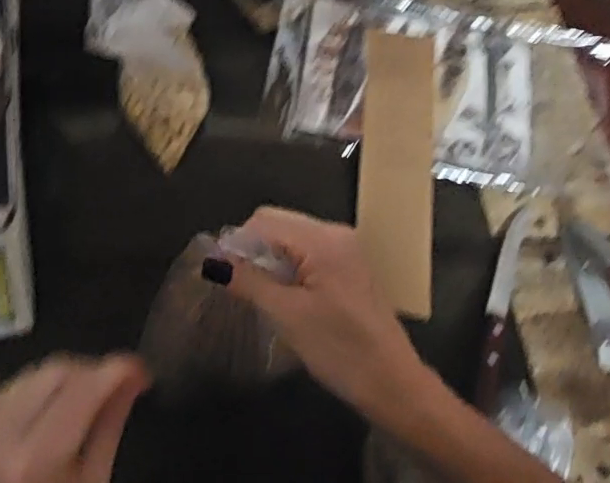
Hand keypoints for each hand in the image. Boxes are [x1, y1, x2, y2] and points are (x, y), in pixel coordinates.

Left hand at [0, 355, 149, 482]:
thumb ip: (107, 430)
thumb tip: (129, 380)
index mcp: (32, 461)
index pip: (83, 387)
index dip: (117, 369)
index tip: (139, 370)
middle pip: (55, 370)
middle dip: (89, 374)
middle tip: (111, 388)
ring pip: (29, 375)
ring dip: (59, 384)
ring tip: (77, 409)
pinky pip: (5, 392)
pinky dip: (30, 398)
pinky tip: (41, 424)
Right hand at [220, 207, 431, 416]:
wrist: (396, 387)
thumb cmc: (342, 351)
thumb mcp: (287, 316)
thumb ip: (249, 282)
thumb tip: (213, 261)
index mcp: (322, 239)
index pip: (263, 221)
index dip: (236, 244)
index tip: (222, 275)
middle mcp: (335, 233)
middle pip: (277, 224)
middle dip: (252, 251)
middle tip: (239, 287)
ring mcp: (346, 249)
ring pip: (290, 238)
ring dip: (269, 260)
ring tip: (259, 295)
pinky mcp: (349, 266)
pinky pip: (307, 252)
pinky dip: (288, 267)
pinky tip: (284, 297)